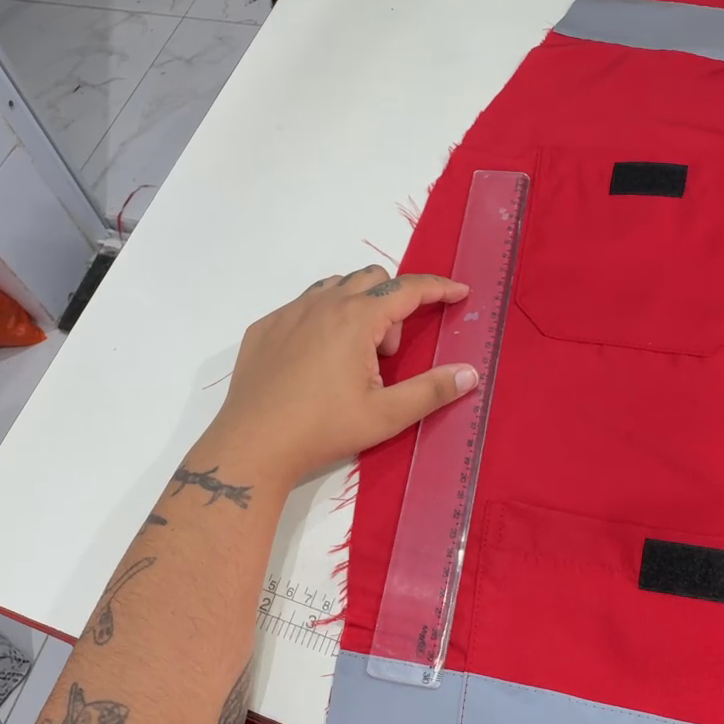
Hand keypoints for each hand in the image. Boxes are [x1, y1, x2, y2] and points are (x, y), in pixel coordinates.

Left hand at [200, 265, 478, 487]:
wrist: (253, 445)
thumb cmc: (323, 430)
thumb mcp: (385, 416)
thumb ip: (431, 391)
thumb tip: (470, 373)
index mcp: (356, 319)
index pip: (407, 288)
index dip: (438, 288)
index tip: (458, 293)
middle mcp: (322, 304)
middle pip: (371, 278)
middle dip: (392, 304)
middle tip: (388, 354)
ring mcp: (288, 313)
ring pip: (334, 288)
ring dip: (356, 308)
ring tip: (353, 357)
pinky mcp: (264, 328)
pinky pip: (301, 307)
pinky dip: (321, 320)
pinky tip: (315, 362)